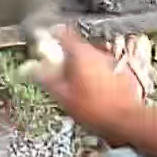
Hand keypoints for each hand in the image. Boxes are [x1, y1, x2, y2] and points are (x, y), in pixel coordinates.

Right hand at [26, 26, 153, 144]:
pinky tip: (93, 91)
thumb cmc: (94, 109)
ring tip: (76, 85)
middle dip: (67, 57)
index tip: (47, 39)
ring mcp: (111, 62)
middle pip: (78, 47)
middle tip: (59, 72)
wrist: (125, 121)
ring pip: (91, 58)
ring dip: (82, 67)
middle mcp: (97, 54)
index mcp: (80, 54)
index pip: (64, 34)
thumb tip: (31, 69)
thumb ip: (46, 79)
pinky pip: (103, 69)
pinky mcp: (122, 73)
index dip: (53, 35)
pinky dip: (96, 75)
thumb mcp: (63, 96)